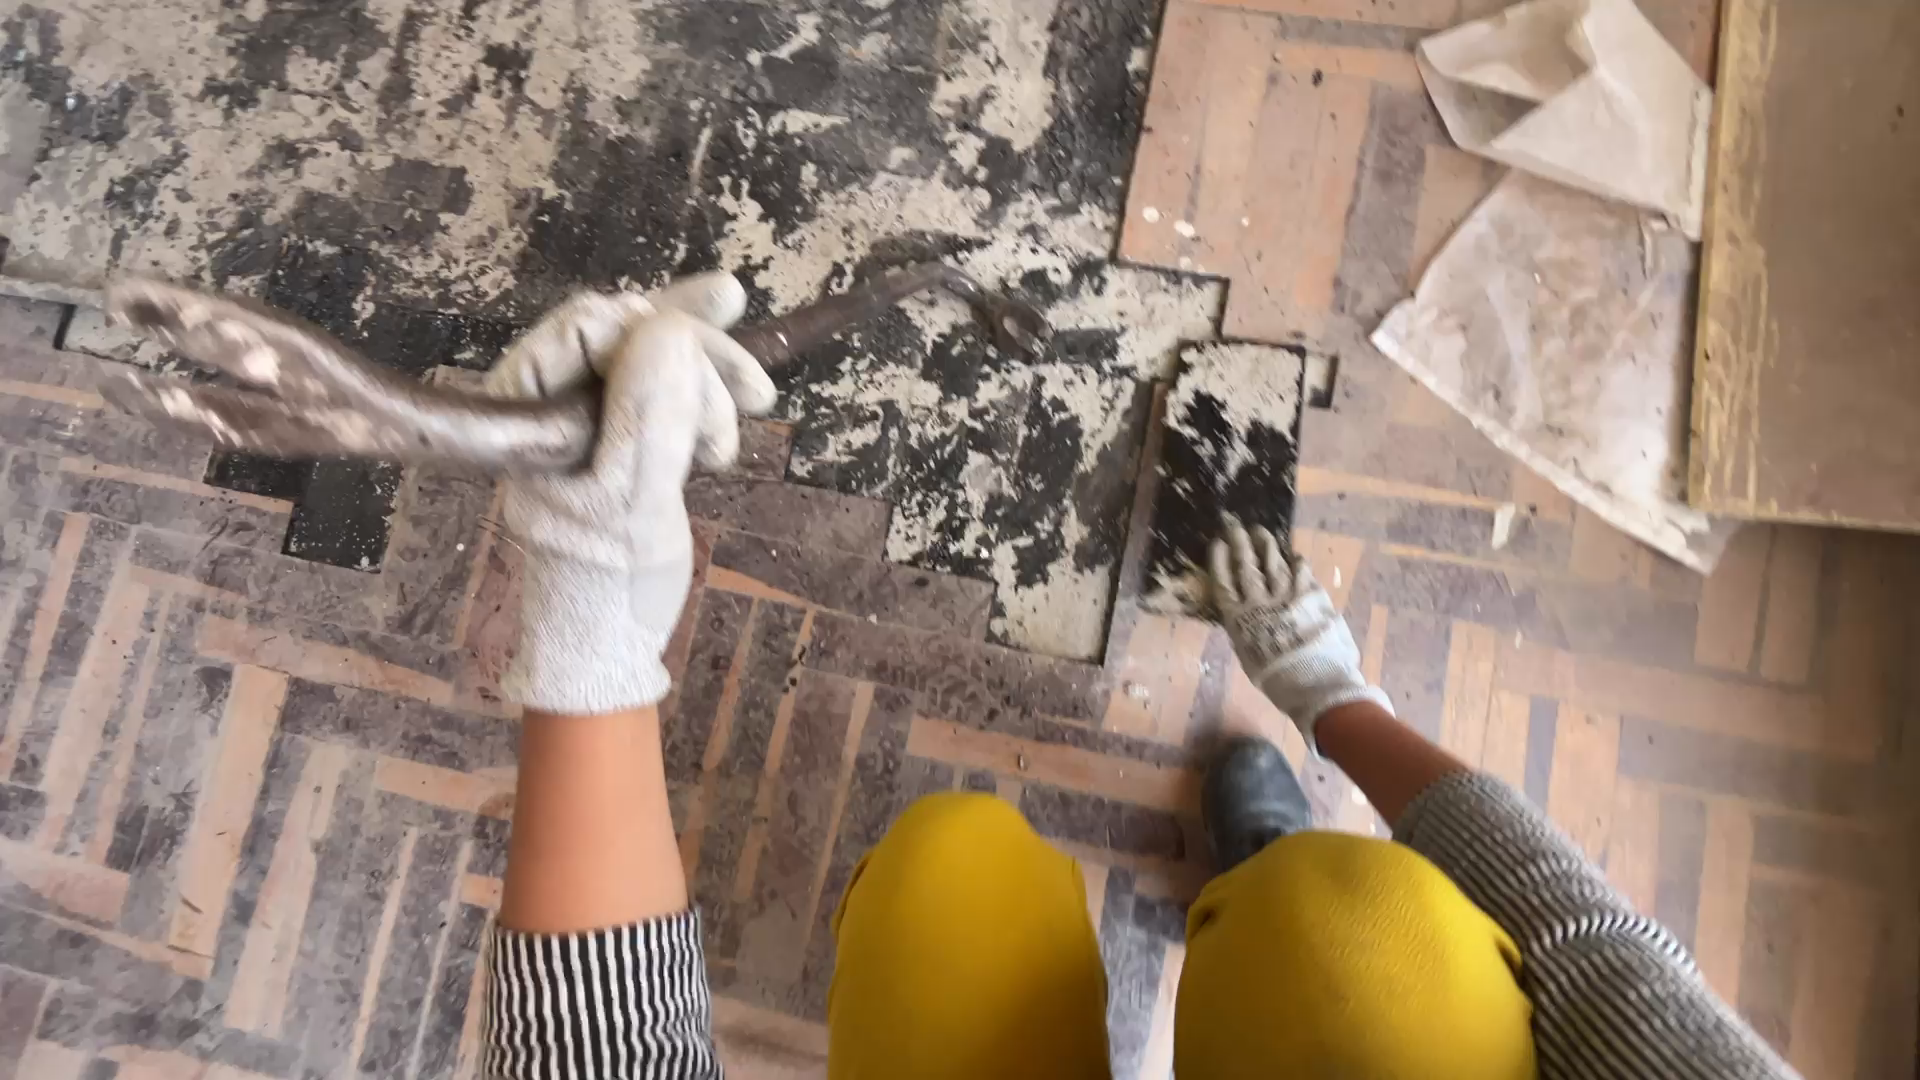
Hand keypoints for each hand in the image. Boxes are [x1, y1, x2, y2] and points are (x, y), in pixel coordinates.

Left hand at [485, 274, 775, 713]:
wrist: (614, 640)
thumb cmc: (609, 587)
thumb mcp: (631, 504)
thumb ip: (647, 416)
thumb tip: (672, 327)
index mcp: (527, 408)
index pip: (591, 326)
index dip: (661, 331)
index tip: (728, 357)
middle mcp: (553, 400)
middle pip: (632, 334)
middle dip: (698, 356)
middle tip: (758, 391)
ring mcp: (594, 417)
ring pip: (660, 360)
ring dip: (712, 384)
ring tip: (732, 442)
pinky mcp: (627, 435)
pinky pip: (671, 390)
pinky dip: (710, 397)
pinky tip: (737, 413)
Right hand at [1209, 522, 1391, 750]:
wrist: (1316, 686)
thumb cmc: (1277, 681)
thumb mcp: (1249, 657)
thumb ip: (1245, 632)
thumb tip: (1242, 618)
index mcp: (1238, 619)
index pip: (1223, 582)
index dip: (1220, 561)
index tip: (1218, 543)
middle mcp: (1259, 602)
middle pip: (1246, 567)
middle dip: (1239, 543)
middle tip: (1234, 524)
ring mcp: (1286, 597)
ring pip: (1272, 565)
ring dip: (1266, 547)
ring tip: (1260, 532)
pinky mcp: (1312, 598)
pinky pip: (1301, 575)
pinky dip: (1297, 564)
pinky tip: (1294, 555)